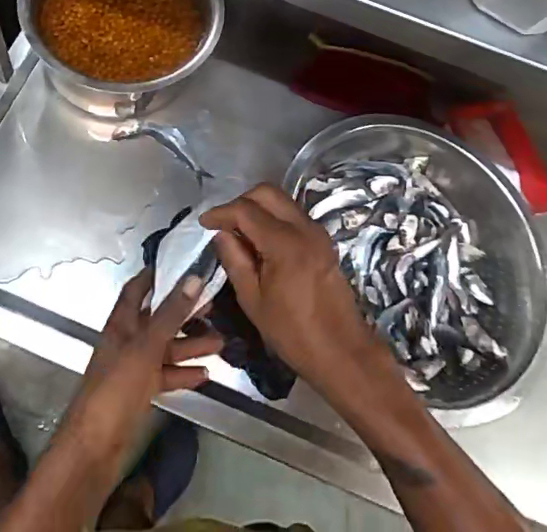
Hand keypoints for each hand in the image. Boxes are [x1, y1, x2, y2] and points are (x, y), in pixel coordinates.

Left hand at [57, 269, 224, 464]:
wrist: (94, 446)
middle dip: (183, 313)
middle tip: (212, 307)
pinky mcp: (140, 392)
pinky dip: (183, 373)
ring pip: (165, 349)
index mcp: (121, 323)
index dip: (155, 275)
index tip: (180, 265)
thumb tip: (193, 278)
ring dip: (190, 345)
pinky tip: (205, 374)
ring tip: (221, 342)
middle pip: (157, 320)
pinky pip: (165, 375)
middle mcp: (127, 341)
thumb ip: (170, 314)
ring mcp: (133, 368)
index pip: (137, 289)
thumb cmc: (116, 388)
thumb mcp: (146, 347)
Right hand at [201, 184, 390, 392]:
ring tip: (239, 232)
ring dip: (258, 208)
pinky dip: (273, 218)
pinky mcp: (324, 242)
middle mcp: (304, 228)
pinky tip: (261, 241)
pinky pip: (293, 215)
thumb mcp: (253, 300)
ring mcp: (317, 233)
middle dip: (241, 201)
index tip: (204, 222)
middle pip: (267, 193)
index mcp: (285, 243)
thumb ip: (234, 260)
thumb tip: (221, 234)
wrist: (343, 352)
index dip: (221, 212)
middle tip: (224, 223)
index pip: (246, 210)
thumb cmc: (294, 333)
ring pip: (282, 201)